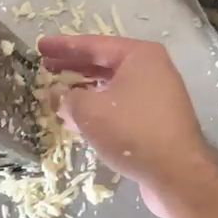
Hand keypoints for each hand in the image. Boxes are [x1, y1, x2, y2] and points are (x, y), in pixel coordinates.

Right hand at [38, 35, 217, 215]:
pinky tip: (79, 119)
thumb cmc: (132, 131)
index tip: (40, 46)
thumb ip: (67, 98)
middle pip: (105, 63)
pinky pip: (122, 105)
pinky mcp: (158, 119)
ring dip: (85, 90)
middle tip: (45, 67)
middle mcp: (153, 69)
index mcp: (140, 55)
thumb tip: (57, 96)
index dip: (64, 46)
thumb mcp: (89, 111)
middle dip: (74, 66)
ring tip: (57, 93)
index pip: (94, 44)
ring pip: (113, 86)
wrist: (176, 173)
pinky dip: (100, 107)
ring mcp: (158, 95)